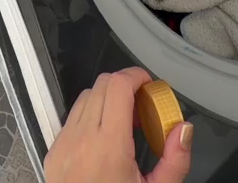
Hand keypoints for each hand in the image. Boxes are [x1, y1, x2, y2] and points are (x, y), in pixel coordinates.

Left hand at [44, 68, 191, 182]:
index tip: (149, 85)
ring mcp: (63, 144)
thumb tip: (185, 129)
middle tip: (143, 107)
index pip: (118, 85)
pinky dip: (89, 117)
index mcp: (108, 145)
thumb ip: (174, 161)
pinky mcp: (53, 153)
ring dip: (106, 100)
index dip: (135, 76)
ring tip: (125, 124)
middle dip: (124, 87)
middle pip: (102, 84)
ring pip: (85, 97)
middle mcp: (81, 138)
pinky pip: (72, 119)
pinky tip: (104, 140)